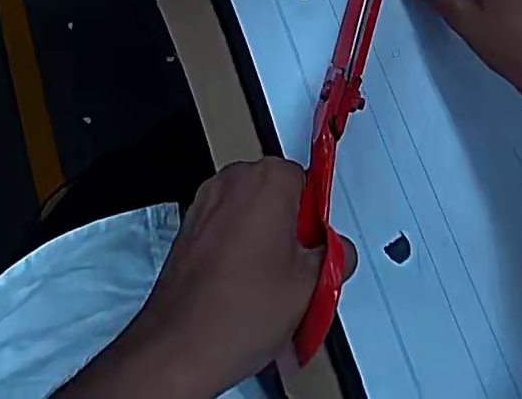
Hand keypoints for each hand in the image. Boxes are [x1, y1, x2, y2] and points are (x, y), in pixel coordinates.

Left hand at [56, 159, 354, 397]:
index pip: (308, 179)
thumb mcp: (311, 287)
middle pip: (277, 192)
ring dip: (263, 237)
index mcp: (270, 180)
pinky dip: (236, 246)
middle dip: (290, 227)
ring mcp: (209, 198)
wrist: (182, 342)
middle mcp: (236, 178)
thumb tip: (339, 253)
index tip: (318, 240)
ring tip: (271, 286)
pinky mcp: (190, 220)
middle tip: (299, 267)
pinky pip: (225, 223)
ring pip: (250, 209)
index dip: (316, 215)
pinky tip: (245, 287)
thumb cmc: (234, 311)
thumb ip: (335, 257)